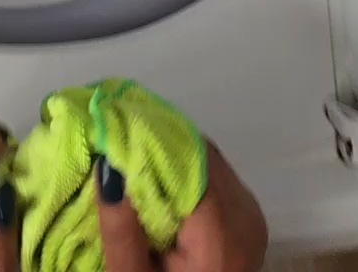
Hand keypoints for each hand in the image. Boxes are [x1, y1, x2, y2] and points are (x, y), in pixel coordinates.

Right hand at [96, 142, 267, 271]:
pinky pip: (212, 173)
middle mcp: (246, 214)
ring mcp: (250, 214)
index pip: (186, 158)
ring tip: (127, 150)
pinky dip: (182, 166)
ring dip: (167, 150)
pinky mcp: (246, 216)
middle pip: (195, 153)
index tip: (109, 123)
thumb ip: (121, 230)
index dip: (146, 135)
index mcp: (222, 233)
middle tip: (111, 133)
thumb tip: (107, 164)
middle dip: (154, 139)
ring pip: (203, 157)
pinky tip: (154, 173)